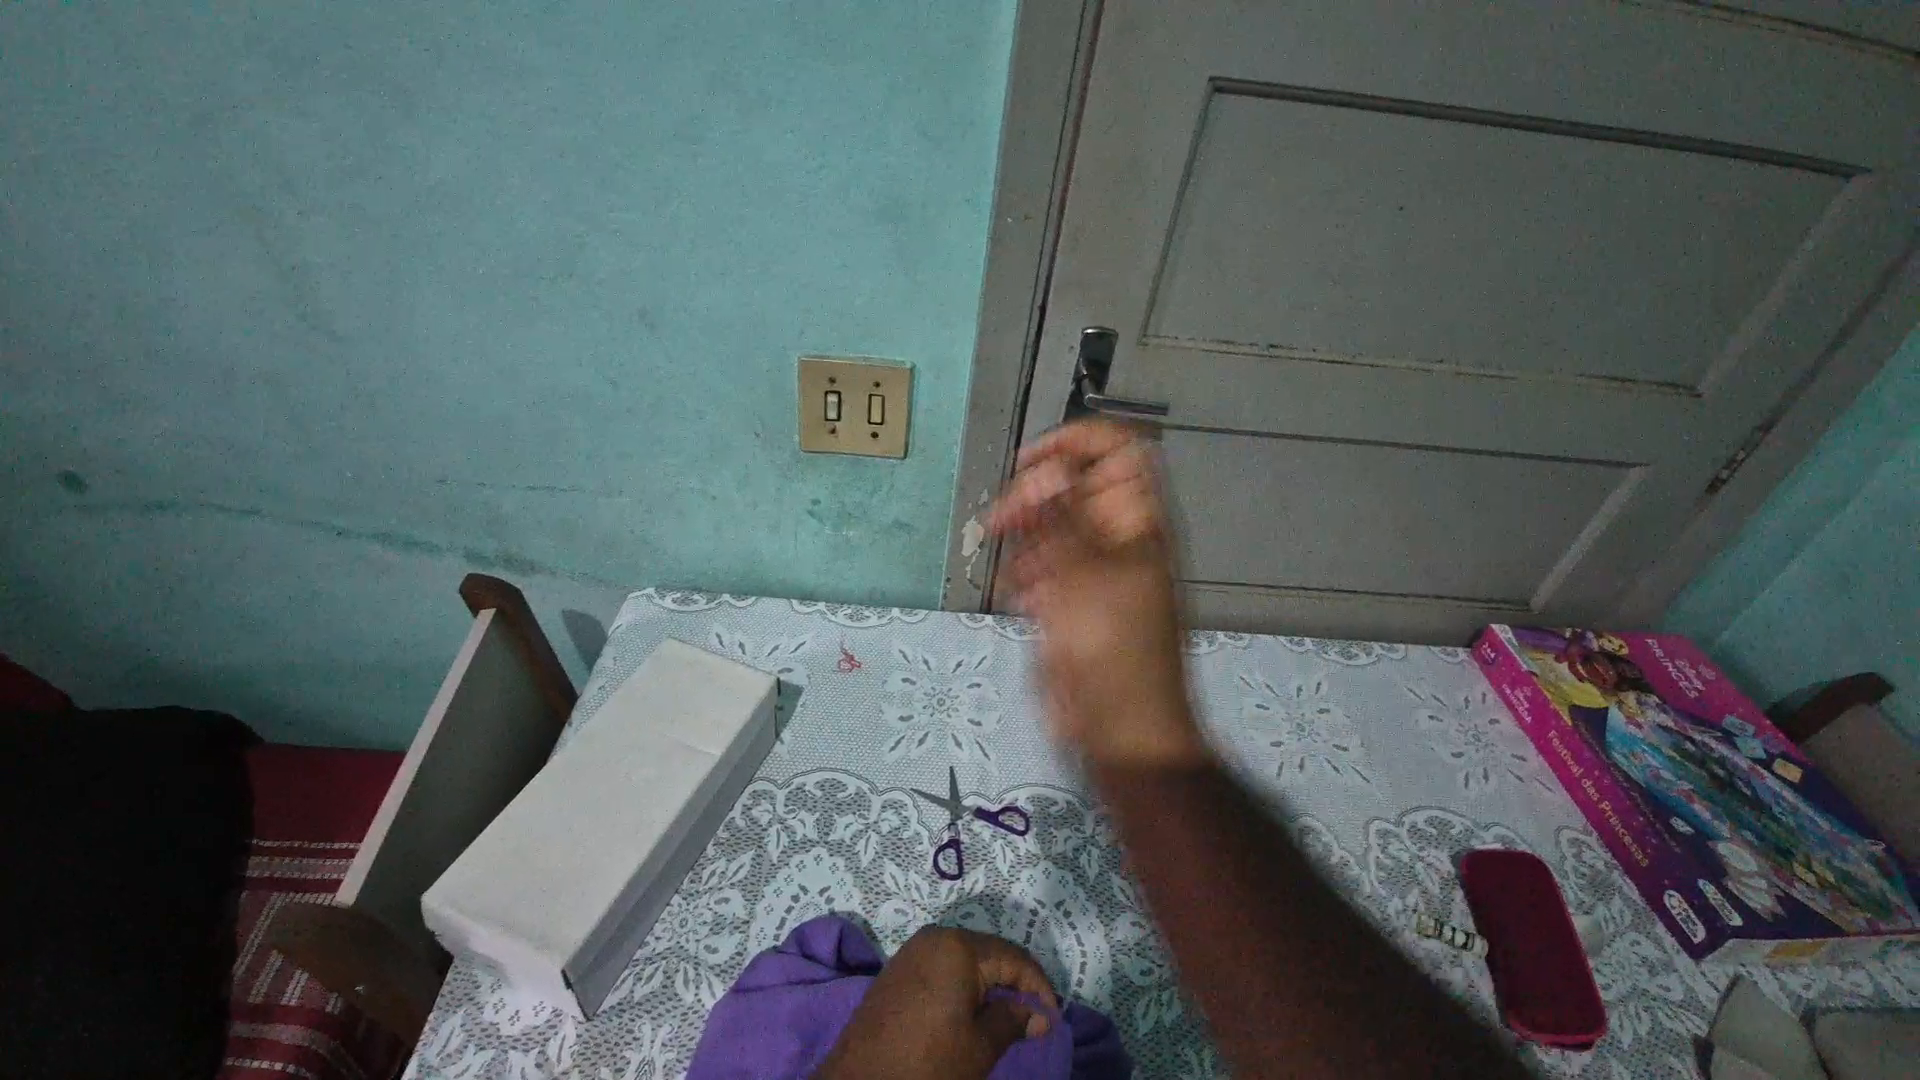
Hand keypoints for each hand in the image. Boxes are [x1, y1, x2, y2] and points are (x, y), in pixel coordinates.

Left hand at [816, 927, 1057, 1079]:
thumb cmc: (926, 1064)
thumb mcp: (979, 1046)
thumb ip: (1013, 1021)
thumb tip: (1040, 1016)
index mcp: (959, 946)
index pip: (1014, 958)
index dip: (1039, 987)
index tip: (1053, 1019)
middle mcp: (936, 936)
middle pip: (990, 953)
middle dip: (1015, 984)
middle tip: (1035, 1019)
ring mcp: (913, 951)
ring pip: (967, 960)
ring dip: (990, 985)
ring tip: (1008, 1018)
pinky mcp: (899, 970)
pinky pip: (944, 967)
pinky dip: (965, 986)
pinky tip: (973, 1012)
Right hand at [987, 419, 1206, 767]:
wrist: (1117, 727)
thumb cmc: (1112, 650)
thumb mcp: (1085, 575)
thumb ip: (1062, 516)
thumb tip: (1051, 465)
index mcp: (1136, 520)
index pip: (1115, 450)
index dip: (1075, 443)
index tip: (1030, 463)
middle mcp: (1112, 535)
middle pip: (1068, 484)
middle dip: (1033, 498)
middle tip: (1007, 523)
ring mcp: (1086, 566)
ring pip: (1045, 526)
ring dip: (1024, 543)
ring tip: (1024, 578)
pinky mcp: (1064, 597)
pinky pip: (1036, 565)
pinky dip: (1024, 577)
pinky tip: (1027, 601)